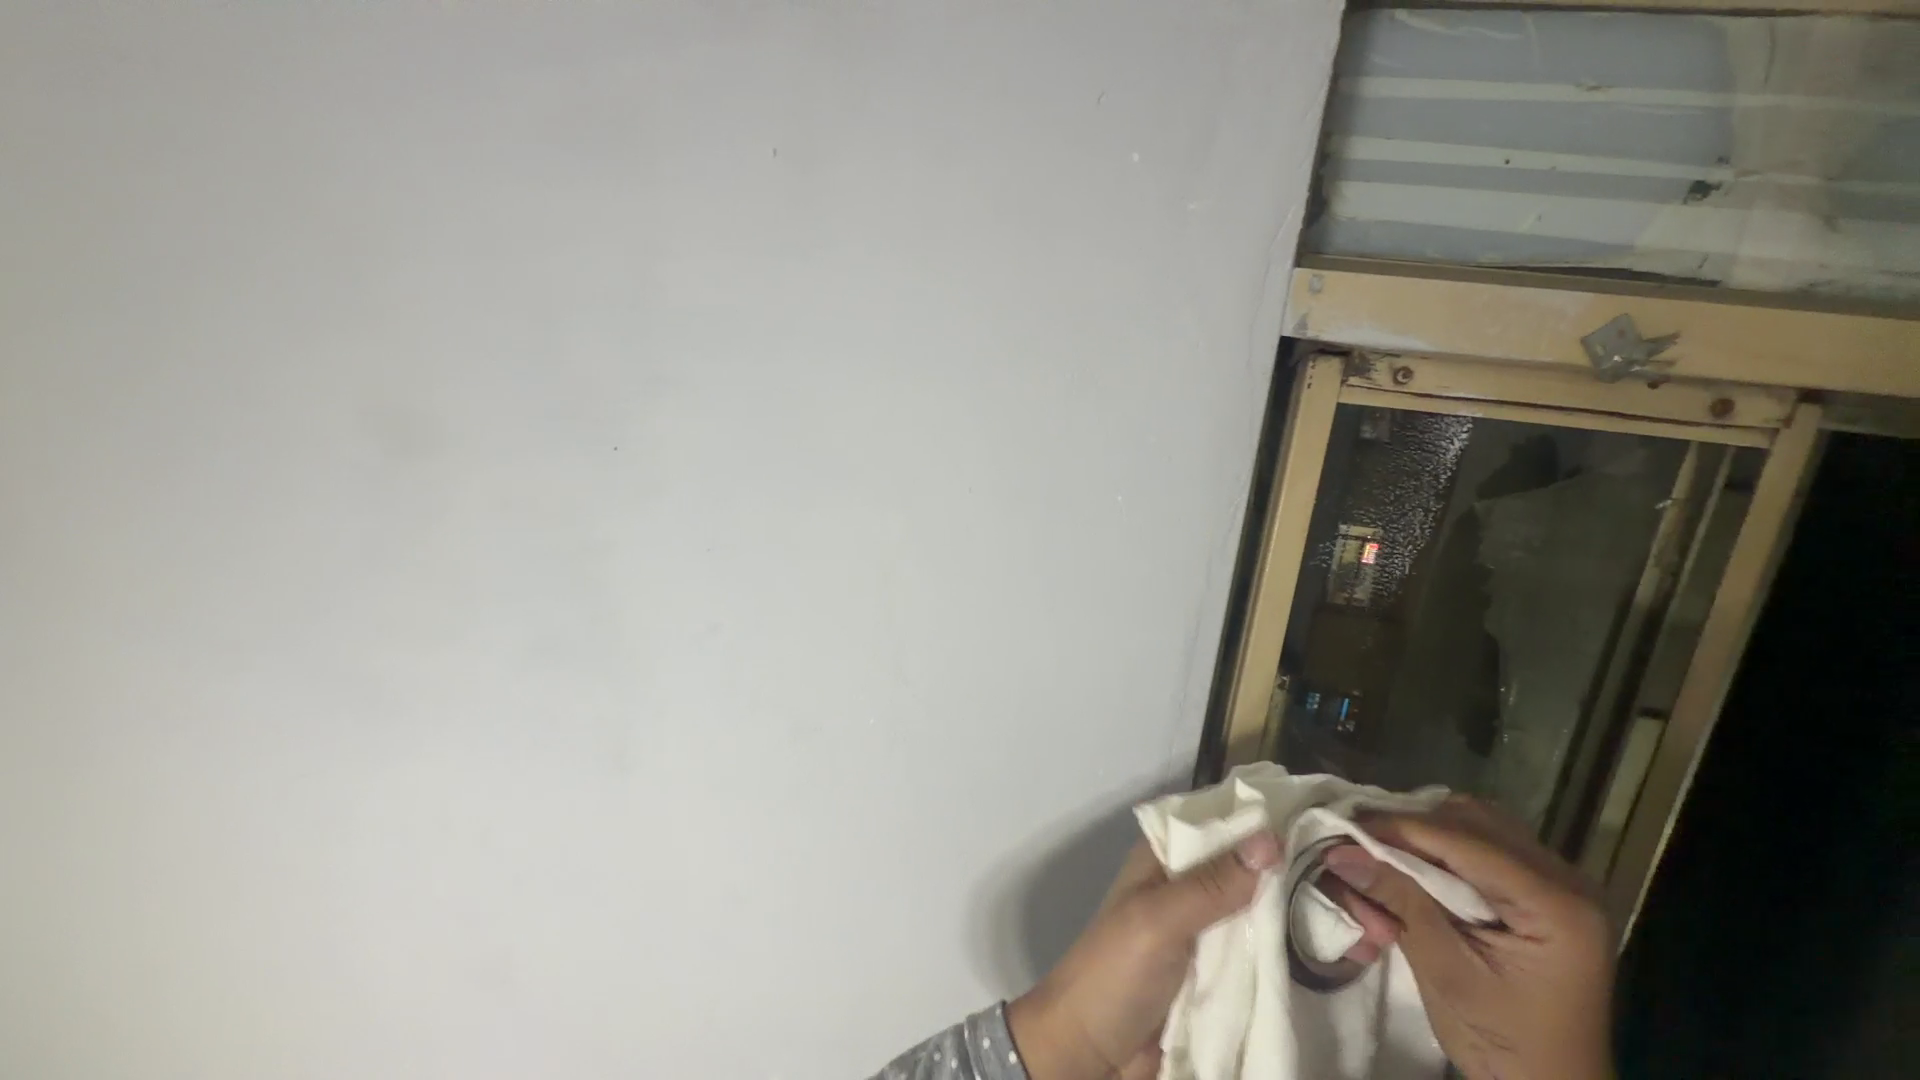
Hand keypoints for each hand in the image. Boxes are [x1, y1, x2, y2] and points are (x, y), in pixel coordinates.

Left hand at [1007, 831, 1398, 1079]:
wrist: (1090, 1055)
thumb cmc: (1114, 974)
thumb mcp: (1159, 921)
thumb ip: (1212, 884)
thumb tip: (1271, 837)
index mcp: (1166, 857)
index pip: (1227, 823)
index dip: (1276, 820)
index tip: (1335, 821)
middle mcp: (1192, 884)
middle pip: (1256, 868)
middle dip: (1308, 873)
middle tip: (1370, 882)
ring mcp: (1210, 931)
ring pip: (1269, 910)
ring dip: (1314, 913)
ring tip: (1378, 922)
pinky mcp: (1223, 974)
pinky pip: (1267, 954)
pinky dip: (1304, 952)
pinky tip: (1354, 952)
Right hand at [1322, 797, 1615, 1079]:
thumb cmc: (1504, 1042)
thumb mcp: (1446, 973)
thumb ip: (1400, 902)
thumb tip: (1340, 851)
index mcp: (1557, 904)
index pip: (1466, 841)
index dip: (1400, 828)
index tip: (1344, 830)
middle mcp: (1566, 879)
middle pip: (1474, 820)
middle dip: (1410, 827)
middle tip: (1359, 845)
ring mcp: (1557, 883)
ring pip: (1477, 824)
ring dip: (1425, 834)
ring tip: (1383, 857)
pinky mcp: (1542, 890)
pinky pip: (1485, 845)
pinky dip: (1442, 848)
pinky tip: (1414, 868)